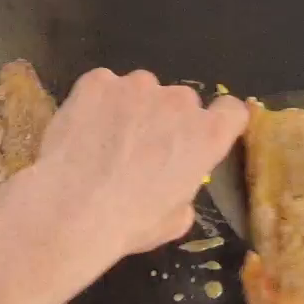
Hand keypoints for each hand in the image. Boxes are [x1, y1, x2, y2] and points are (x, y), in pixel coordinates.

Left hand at [1, 69, 247, 268]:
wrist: (71, 209)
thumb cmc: (129, 222)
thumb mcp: (175, 220)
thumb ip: (185, 188)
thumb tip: (174, 184)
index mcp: (207, 135)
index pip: (231, 111)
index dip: (217, 121)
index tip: (200, 135)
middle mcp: (178, 101)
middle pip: (181, 101)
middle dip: (166, 119)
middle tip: (141, 148)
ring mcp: (137, 85)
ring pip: (141, 90)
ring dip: (131, 107)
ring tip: (105, 139)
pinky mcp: (98, 80)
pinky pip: (104, 85)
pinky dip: (97, 101)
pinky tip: (82, 129)